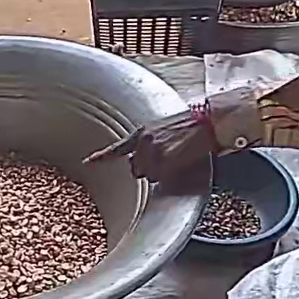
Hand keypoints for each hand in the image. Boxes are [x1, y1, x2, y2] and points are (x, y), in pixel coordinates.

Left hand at [84, 106, 218, 182]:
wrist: (210, 121)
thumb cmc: (194, 125)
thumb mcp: (165, 128)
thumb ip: (150, 141)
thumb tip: (142, 156)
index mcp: (141, 132)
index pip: (117, 148)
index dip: (100, 157)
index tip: (87, 163)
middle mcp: (142, 141)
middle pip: (135, 168)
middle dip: (147, 168)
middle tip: (166, 159)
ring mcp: (151, 151)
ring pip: (147, 175)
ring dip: (159, 172)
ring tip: (176, 158)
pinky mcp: (163, 159)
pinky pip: (158, 177)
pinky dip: (166, 174)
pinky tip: (176, 162)